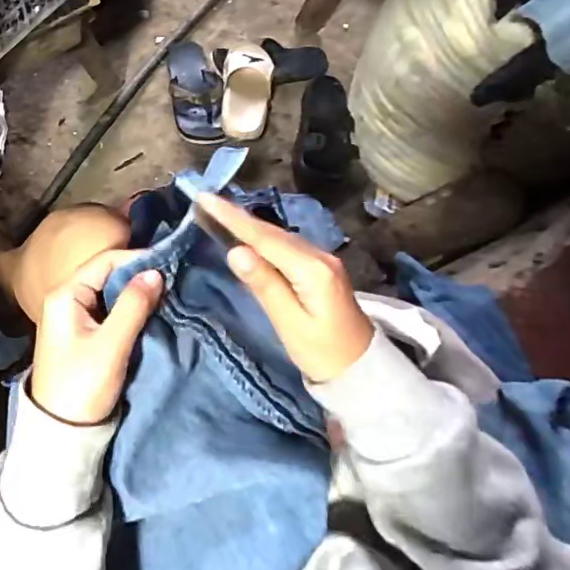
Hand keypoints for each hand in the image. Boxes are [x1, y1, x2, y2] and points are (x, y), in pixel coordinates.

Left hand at [29, 249, 163, 424]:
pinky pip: (109, 310)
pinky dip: (129, 308)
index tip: (169, 264)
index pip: (106, 260)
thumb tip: (155, 271)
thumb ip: (133, 305)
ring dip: (136, 293)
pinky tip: (150, 312)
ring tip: (166, 295)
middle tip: (171, 281)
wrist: (61, 433)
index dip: (137, 259)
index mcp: (65, 294)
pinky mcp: (83, 333)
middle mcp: (66, 299)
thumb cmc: (83, 386)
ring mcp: (73, 316)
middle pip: (108, 273)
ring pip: (110, 292)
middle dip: (139, 275)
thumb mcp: (111, 345)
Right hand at [192, 191, 372, 382]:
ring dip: (250, 223)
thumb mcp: (290, 325)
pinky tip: (249, 234)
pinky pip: (287, 245)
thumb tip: (236, 251)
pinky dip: (264, 236)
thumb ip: (265, 285)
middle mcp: (320, 256)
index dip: (233, 218)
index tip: (206, 198)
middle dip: (238, 215)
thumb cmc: (323, 354)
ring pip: (280, 236)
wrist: (363, 371)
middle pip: (272, 232)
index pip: (265, 238)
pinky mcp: (321, 269)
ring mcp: (323, 260)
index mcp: (312, 269)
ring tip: (219, 211)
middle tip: (206, 200)